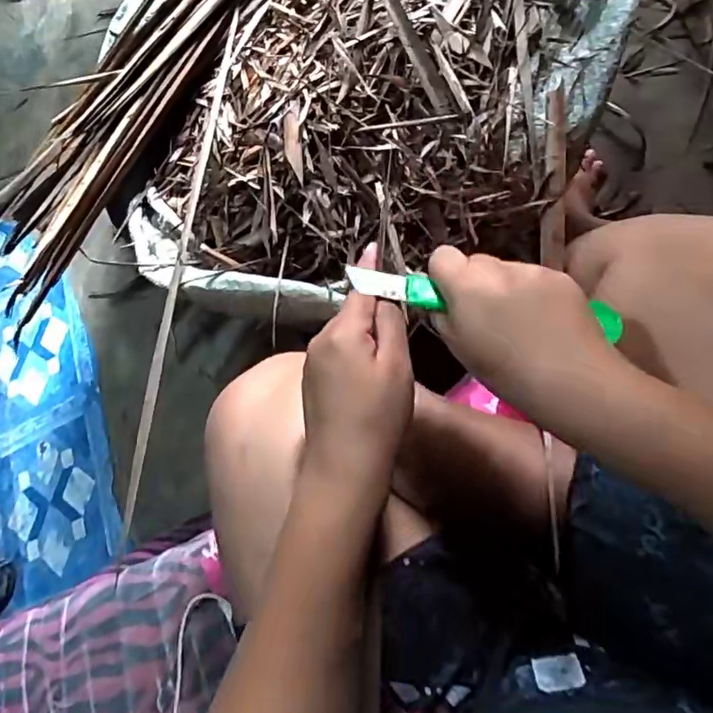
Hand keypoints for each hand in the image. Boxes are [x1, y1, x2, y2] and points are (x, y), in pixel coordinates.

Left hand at [301, 244, 413, 494]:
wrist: (344, 466)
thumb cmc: (379, 415)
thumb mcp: (397, 365)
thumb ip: (390, 323)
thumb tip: (383, 297)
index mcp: (341, 331)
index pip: (359, 289)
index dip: (370, 269)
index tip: (374, 247)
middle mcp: (320, 338)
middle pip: (352, 312)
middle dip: (373, 312)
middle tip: (401, 334)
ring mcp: (312, 359)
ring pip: (345, 333)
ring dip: (365, 336)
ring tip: (387, 365)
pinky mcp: (311, 378)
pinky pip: (337, 352)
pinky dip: (354, 353)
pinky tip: (368, 379)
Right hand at [426, 245, 629, 419]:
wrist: (575, 382)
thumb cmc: (507, 374)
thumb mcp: (458, 348)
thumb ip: (442, 314)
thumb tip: (440, 300)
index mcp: (466, 285)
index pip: (441, 255)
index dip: (443, 276)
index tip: (451, 299)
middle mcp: (498, 268)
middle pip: (476, 262)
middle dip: (476, 282)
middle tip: (487, 316)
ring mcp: (532, 270)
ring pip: (506, 270)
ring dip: (505, 288)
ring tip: (521, 324)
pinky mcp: (560, 276)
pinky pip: (534, 278)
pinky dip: (533, 294)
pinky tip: (545, 322)